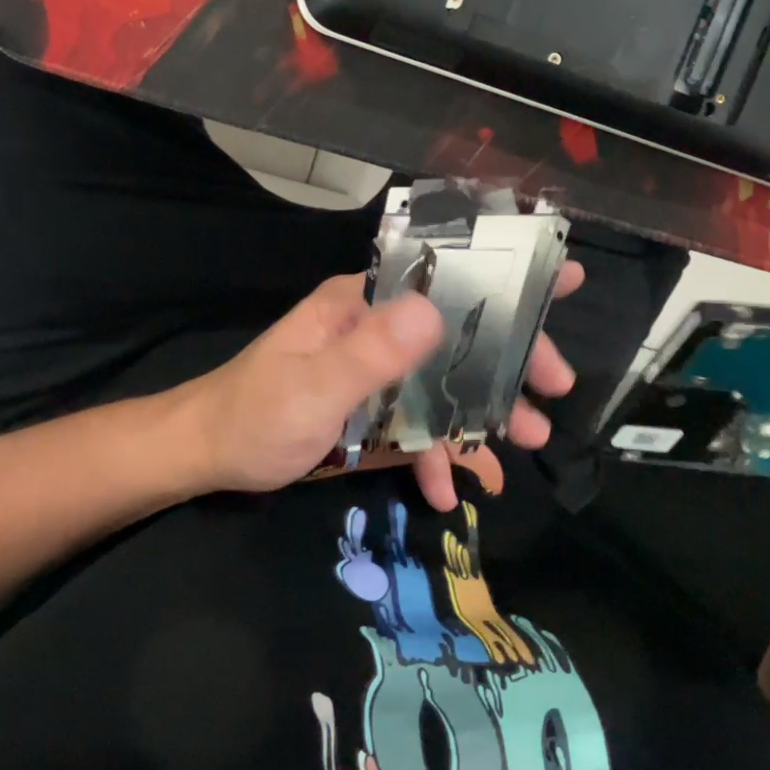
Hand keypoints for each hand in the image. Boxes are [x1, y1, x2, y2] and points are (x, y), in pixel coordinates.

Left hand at [176, 263, 582, 510]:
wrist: (207, 457)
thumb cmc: (253, 414)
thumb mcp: (313, 388)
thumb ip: (371, 354)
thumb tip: (436, 309)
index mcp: (360, 308)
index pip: (441, 280)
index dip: (502, 279)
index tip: (563, 278)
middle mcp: (374, 333)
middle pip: (456, 337)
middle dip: (507, 363)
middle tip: (553, 389)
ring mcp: (375, 376)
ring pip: (444, 387)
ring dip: (482, 417)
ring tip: (522, 447)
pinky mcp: (369, 415)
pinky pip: (417, 428)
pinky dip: (438, 455)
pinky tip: (451, 490)